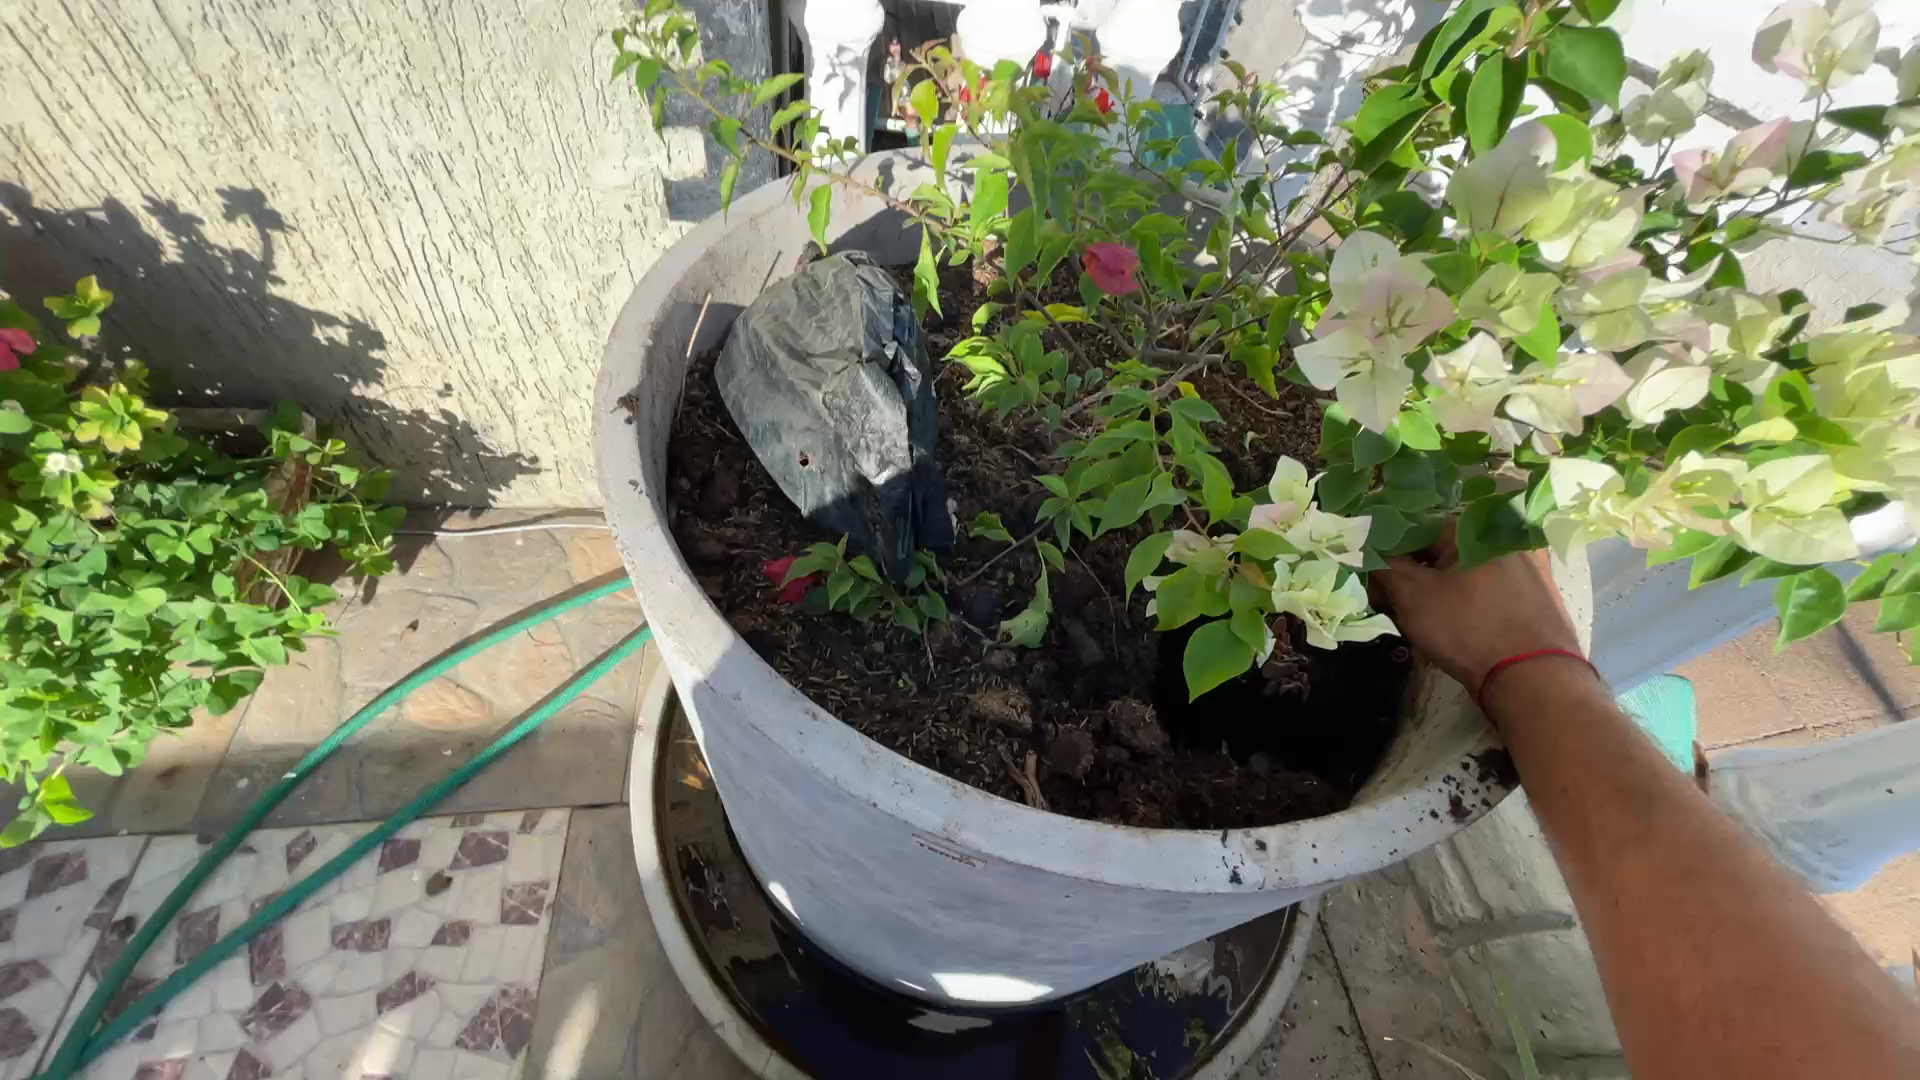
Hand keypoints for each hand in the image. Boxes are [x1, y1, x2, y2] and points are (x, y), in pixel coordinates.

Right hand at [1377, 522, 1581, 692]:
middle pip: (1435, 551)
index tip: (1371, 579)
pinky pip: (1481, 588)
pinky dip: (1457, 600)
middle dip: (1406, 574)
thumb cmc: (1466, 626)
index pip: (1411, 528)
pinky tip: (1444, 624)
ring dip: (1429, 589)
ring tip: (1412, 618)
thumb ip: (1383, 564)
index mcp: (1475, 529)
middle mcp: (1504, 539)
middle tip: (1386, 603)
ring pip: (1457, 571)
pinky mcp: (1532, 595)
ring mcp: (1524, 568)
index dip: (1383, 553)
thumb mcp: (1410, 592)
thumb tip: (1366, 551)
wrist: (1532, 679)